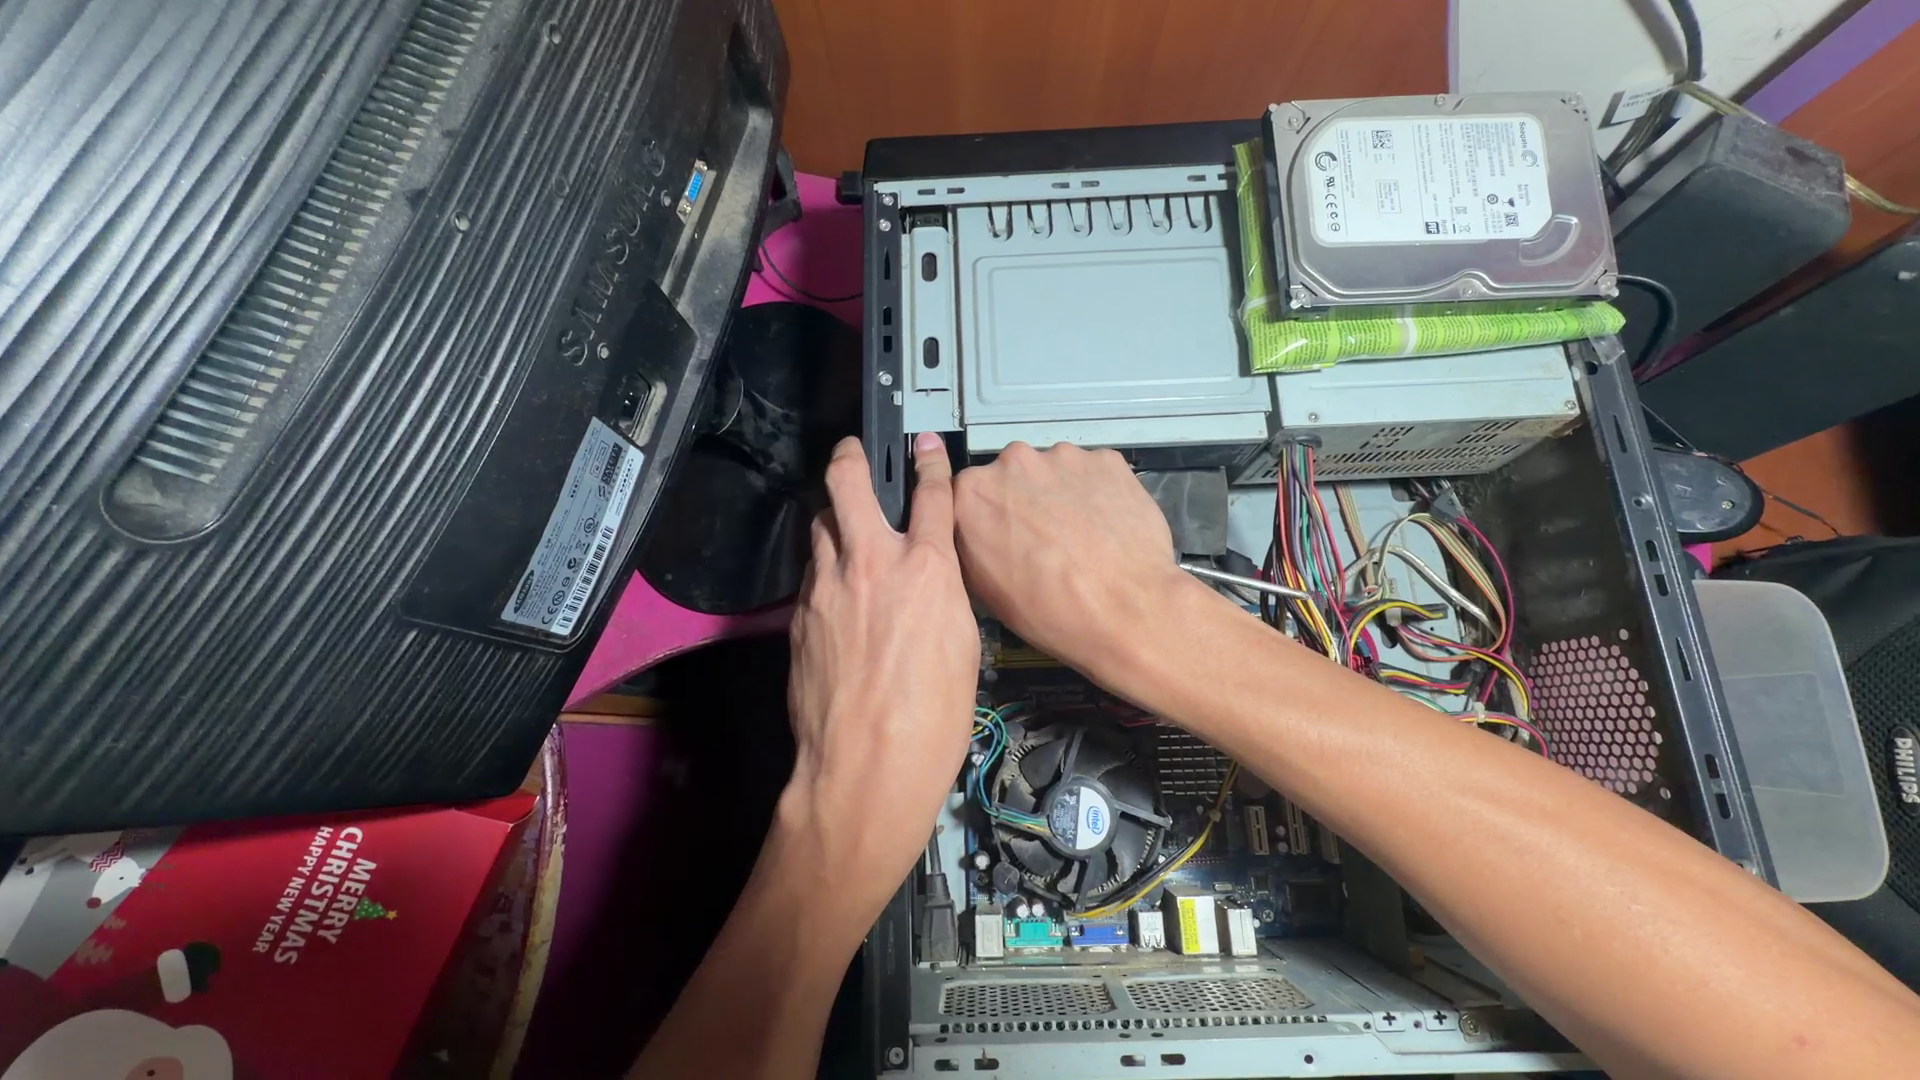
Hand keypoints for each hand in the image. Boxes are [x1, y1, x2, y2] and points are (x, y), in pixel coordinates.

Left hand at [782, 434, 978, 911]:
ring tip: (845, 527)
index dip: (929, 464)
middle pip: (847, 481)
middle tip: (854, 452)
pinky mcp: (799, 615)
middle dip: (851, 456)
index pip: (930, 495)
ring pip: (819, 524)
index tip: (923, 449)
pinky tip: (836, 590)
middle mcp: (871, 563)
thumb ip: (944, 593)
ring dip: (833, 517)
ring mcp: (826, 586)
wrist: (866, 766)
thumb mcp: (964, 646)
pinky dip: (824, 567)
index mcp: (926, 570)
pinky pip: (811, 572)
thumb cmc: (933, 718)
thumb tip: (932, 574)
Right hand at [953, 442, 1204, 683]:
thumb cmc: (1051, 610)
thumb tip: (979, 536)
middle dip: (1023, 500)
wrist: (1125, 610)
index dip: (986, 516)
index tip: (1000, 535)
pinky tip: (1105, 527)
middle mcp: (1013, 463)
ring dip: (1060, 496)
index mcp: (972, 494)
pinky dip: (1097, 493)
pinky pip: (1094, 473)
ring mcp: (1062, 457)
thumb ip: (971, 546)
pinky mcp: (1106, 460)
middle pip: (1012, 475)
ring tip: (1080, 537)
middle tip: (1043, 539)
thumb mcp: (984, 591)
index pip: (967, 492)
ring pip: (1054, 472)